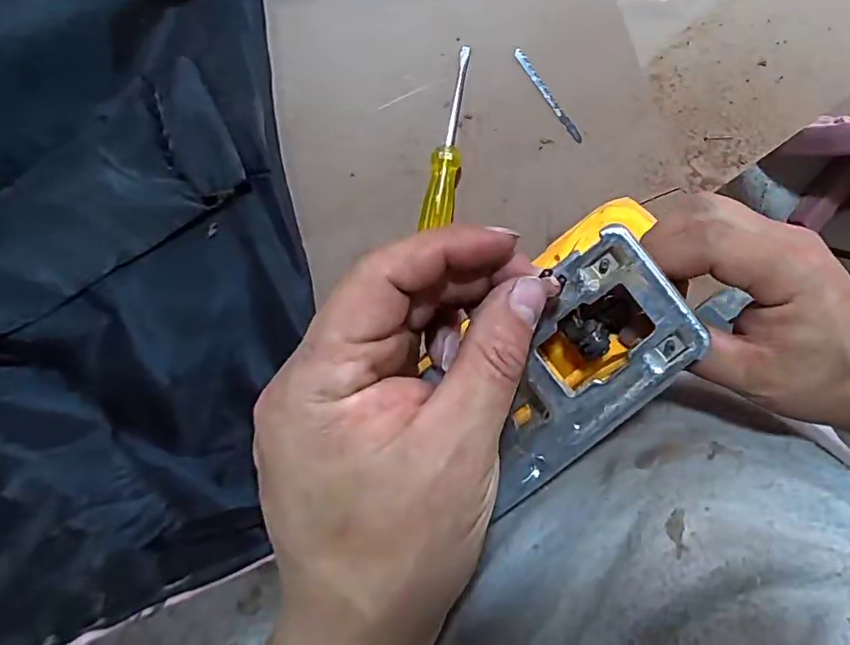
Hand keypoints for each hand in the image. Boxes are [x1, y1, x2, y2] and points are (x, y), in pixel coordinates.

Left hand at [254, 225, 555, 644]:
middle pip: (392, 293)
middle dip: (464, 276)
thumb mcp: (462, 442)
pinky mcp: (356, 409)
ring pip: (402, 318)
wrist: (363, 637)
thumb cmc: (404, 546)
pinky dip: (450, 338)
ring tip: (516, 303)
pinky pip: (406, 352)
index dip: (448, 247)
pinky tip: (484, 341)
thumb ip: (496, 351)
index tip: (510, 244)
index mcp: (318, 377)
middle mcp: (316, 373)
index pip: (380, 277)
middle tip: (529, 279)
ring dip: (461, 304)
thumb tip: (533, 284)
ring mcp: (334, 392)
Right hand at [641, 193, 849, 429]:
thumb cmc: (820, 381)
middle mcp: (786, 235)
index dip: (662, 254)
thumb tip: (644, 327)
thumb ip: (697, 349)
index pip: (711, 237)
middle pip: (706, 211)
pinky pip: (721, 220)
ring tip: (654, 280)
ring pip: (710, 208)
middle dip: (659, 242)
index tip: (629, 287)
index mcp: (789, 267)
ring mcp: (783, 230)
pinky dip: (690, 238)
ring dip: (672, 236)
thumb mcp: (754, 379)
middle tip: (634, 284)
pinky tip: (681, 270)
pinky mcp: (776, 235)